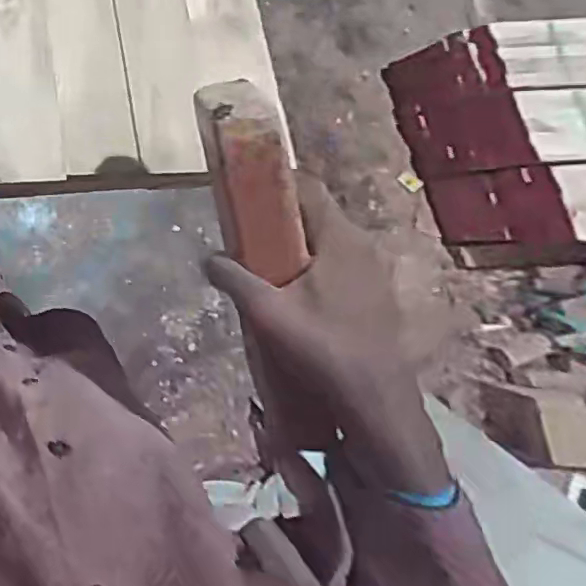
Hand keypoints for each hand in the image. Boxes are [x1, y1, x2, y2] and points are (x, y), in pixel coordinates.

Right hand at [205, 175, 451, 496]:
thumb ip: (233, 278)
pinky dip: (313, 261)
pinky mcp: (376, 293)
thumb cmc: (323, 348)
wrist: (378, 404)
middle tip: (246, 225)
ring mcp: (375, 271)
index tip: (245, 187)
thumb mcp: (266, 312)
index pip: (308, 187)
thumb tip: (207, 259)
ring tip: (263, 256)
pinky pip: (338, 260)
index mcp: (341, 238)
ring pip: (327, 238)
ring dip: (296, 240)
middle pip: (316, 212)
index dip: (275, 181)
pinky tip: (291, 286)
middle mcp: (363, 246)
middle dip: (279, 214)